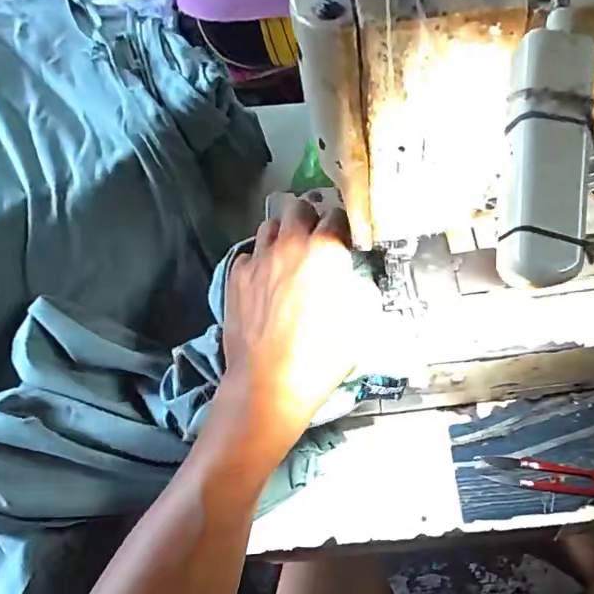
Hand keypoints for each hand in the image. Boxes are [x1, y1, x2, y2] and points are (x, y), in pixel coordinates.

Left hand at [213, 194, 375, 454]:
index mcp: (325, 251)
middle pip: (299, 208)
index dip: (343, 228)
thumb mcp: (359, 325)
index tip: (344, 241)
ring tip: (287, 256)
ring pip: (269, 226)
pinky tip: (264, 280)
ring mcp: (257, 259)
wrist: (267, 385)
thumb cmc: (319, 360)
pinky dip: (258, 260)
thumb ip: (358, 290)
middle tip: (315, 241)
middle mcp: (290, 245)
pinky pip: (248, 254)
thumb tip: (354, 279)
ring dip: (282, 234)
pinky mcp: (234, 277)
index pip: (338, 216)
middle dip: (309, 219)